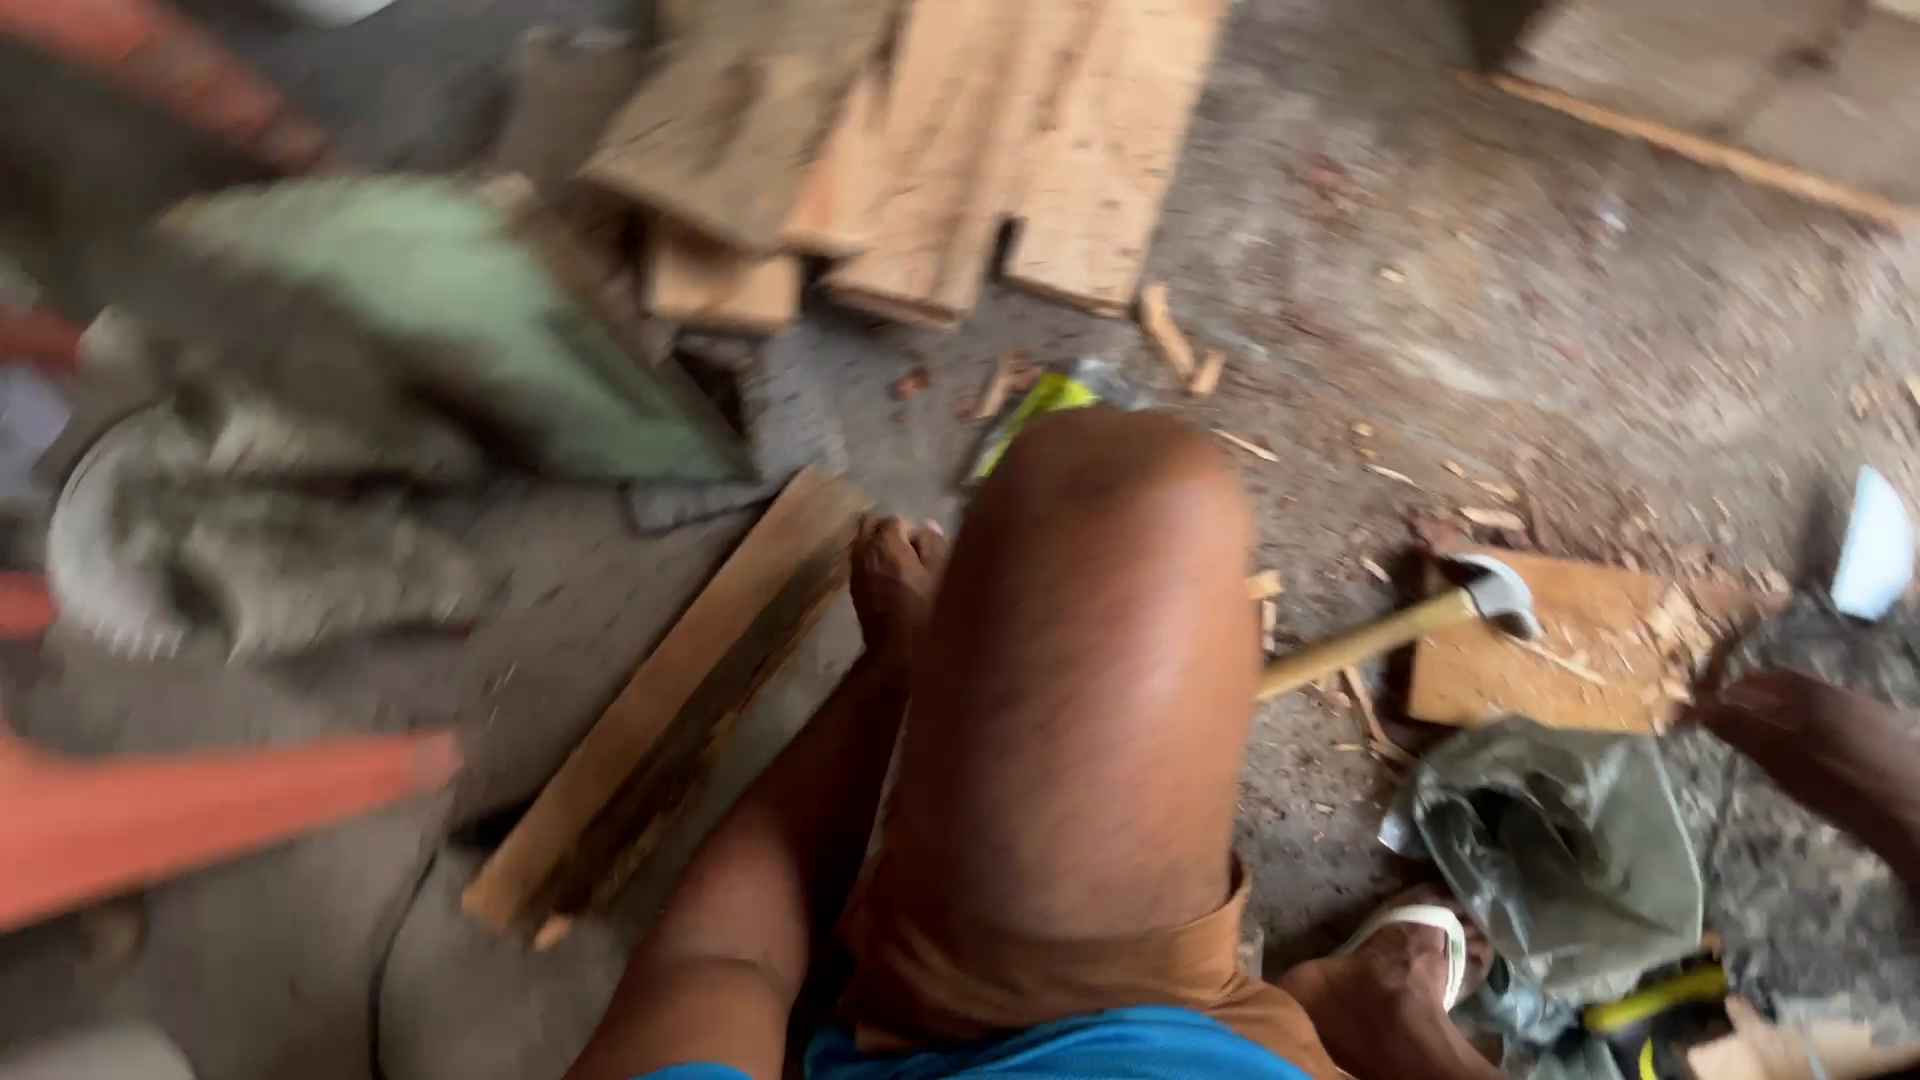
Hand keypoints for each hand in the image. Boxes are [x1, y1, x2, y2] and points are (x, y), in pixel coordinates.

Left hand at [850, 516, 948, 665]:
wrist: (898, 651)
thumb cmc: (926, 609)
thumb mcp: (941, 573)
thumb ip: (933, 543)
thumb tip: (926, 526)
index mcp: (886, 541)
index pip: (896, 519)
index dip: (913, 531)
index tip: (925, 550)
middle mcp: (864, 550)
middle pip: (870, 524)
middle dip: (889, 530)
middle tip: (910, 550)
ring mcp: (856, 570)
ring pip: (863, 544)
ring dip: (880, 547)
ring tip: (903, 567)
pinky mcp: (855, 589)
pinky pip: (862, 563)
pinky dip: (875, 564)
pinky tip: (892, 582)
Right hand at [1695, 671, 1919, 890]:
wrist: (1914, 820)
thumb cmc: (1835, 781)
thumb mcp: (1771, 754)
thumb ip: (1733, 725)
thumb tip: (1699, 705)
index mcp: (1819, 694)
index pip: (1769, 676)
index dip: (1738, 687)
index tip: (1718, 706)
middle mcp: (1851, 698)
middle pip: (1796, 693)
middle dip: (1764, 706)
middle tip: (1742, 728)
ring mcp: (1880, 721)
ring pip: (1821, 712)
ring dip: (1793, 723)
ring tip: (1776, 748)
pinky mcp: (1896, 745)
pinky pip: (1845, 729)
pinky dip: (1820, 736)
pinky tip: (1816, 761)